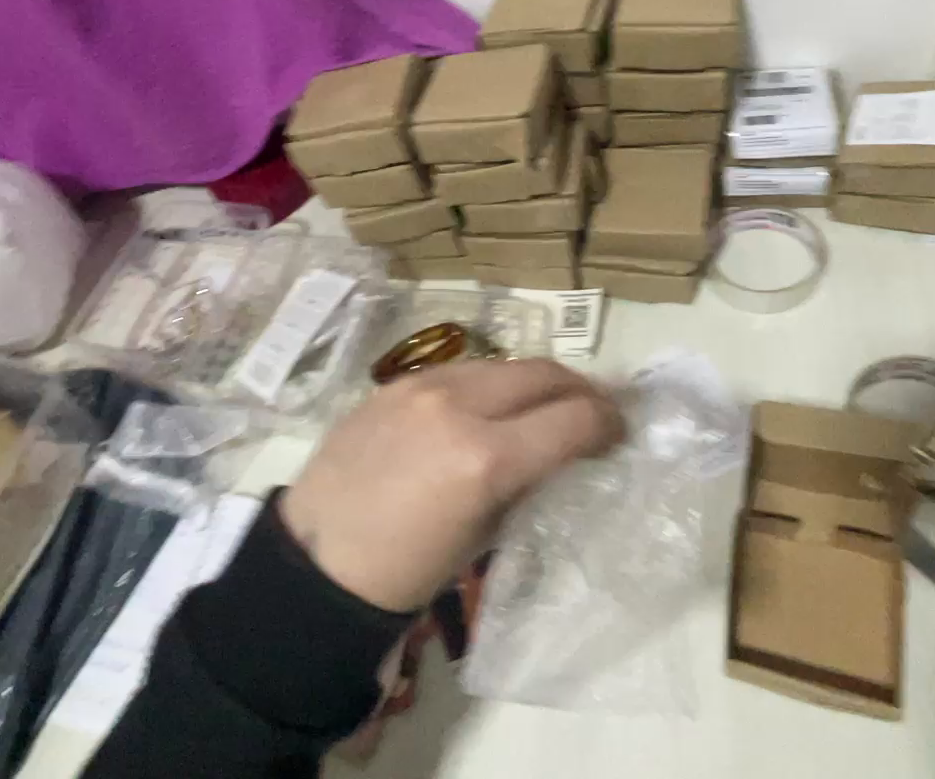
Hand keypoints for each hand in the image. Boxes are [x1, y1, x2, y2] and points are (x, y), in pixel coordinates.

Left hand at [279, 359, 621, 611]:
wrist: (316, 560)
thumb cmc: (407, 570)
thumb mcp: (485, 533)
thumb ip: (529, 479)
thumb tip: (560, 449)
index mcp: (485, 458)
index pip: (573, 418)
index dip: (609, 423)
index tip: (618, 434)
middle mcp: (457, 406)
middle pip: (543, 373)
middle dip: (581, 389)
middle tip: (596, 410)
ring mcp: (421, 386)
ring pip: (503, 364)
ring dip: (535, 382)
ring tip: (546, 405)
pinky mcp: (396, 382)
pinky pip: (462, 370)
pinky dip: (491, 384)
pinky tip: (491, 406)